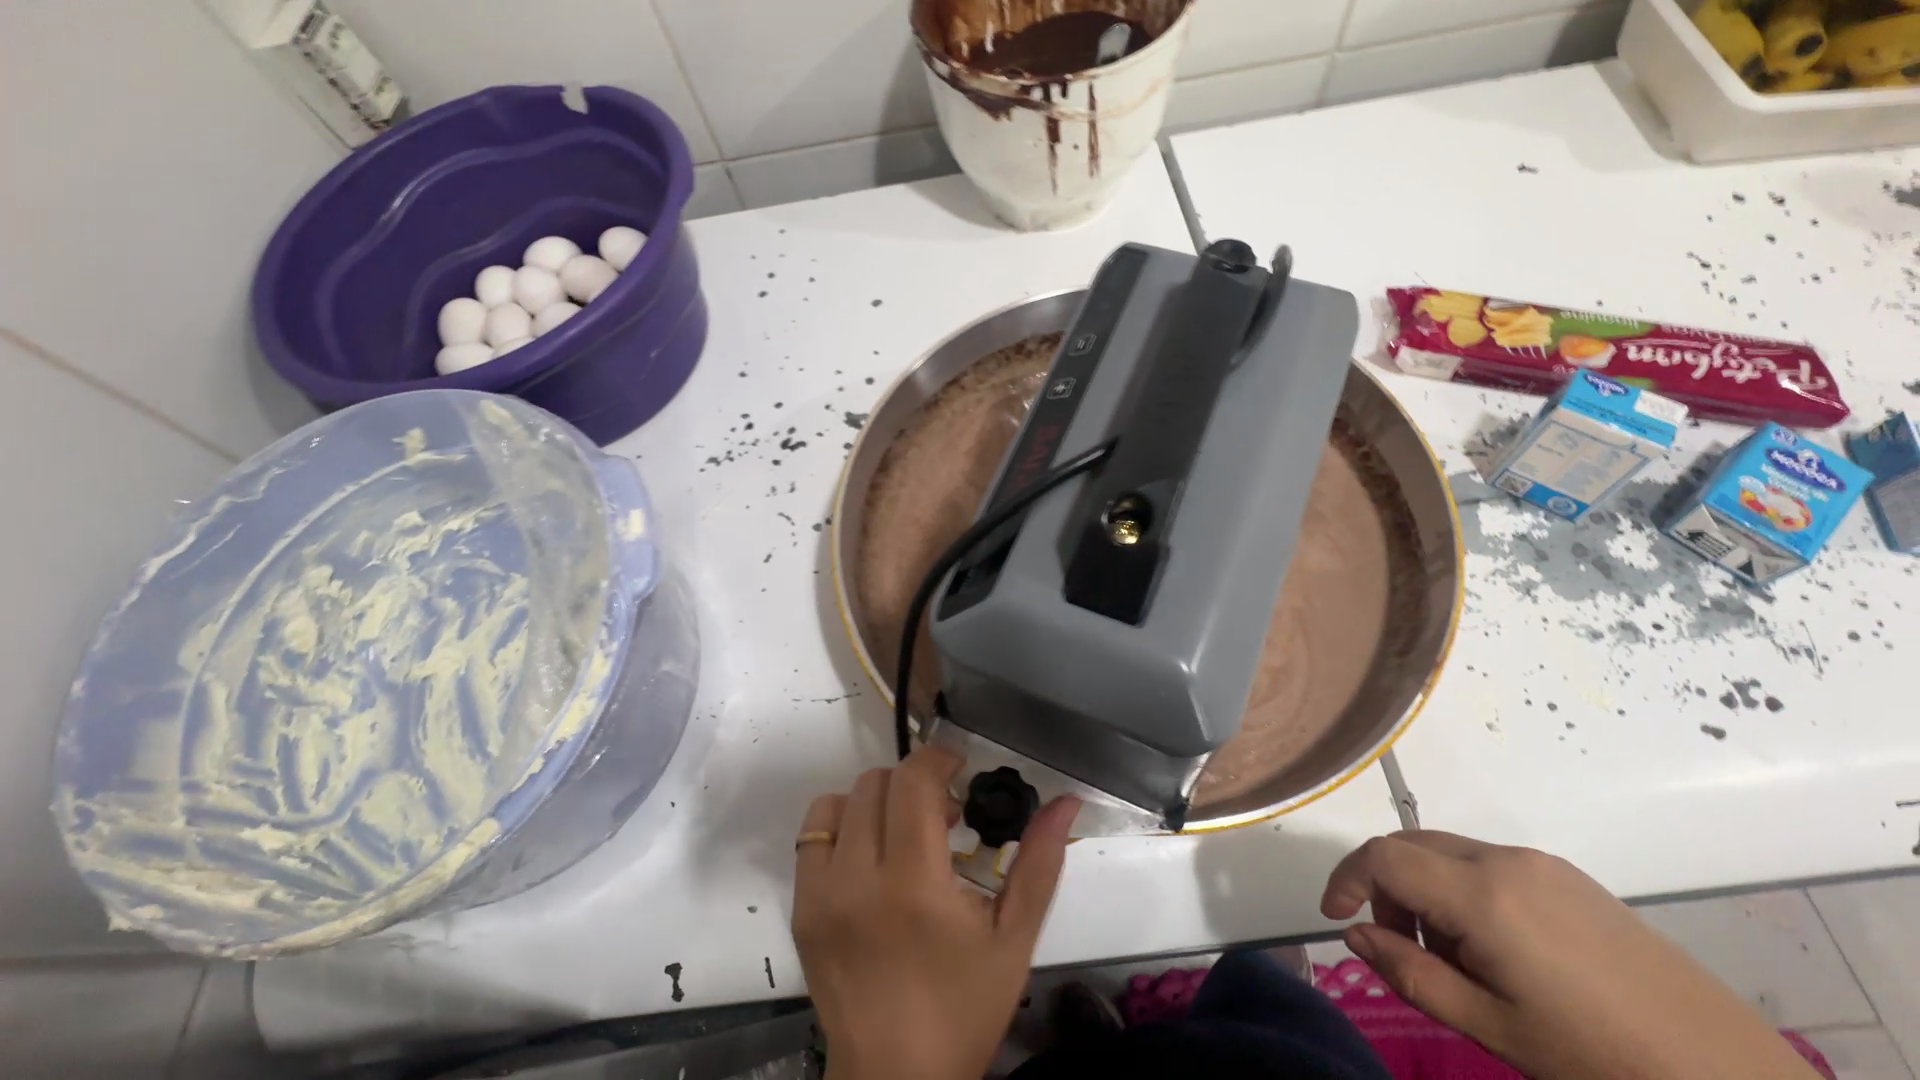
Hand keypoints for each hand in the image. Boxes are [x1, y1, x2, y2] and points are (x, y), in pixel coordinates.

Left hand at [792, 745, 1079, 1079]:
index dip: (939, 759)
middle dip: (914, 782)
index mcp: (914, 884)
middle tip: (944, 815)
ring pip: (840, 803)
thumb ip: (1038, 863)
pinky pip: (812, 838)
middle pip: (877, 784)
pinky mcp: (801, 910)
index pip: (913, 782)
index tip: (960, 769)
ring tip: (904, 834)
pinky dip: (842, 828)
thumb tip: (1066, 802)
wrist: (895, 1076)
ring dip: (876, 802)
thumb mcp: (1014, 939)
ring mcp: (821, 894)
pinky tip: (870, 858)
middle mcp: (857, 879)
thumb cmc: (964, 1009)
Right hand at [1321, 831, 1820, 1079]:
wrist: (1720, 1065)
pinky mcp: (1569, 877)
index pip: (1383, 856)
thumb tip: (1357, 933)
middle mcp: (1506, 859)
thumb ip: (1409, 973)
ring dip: (1424, 891)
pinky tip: (1494, 949)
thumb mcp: (1488, 1026)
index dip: (1346, 878)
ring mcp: (1542, 863)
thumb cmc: (1592, 1053)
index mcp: (1481, 893)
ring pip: (1448, 853)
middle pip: (1411, 845)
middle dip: (1384, 887)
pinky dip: (1462, 891)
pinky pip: (1488, 864)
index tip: (1335, 918)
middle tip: (1397, 948)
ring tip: (1451, 960)